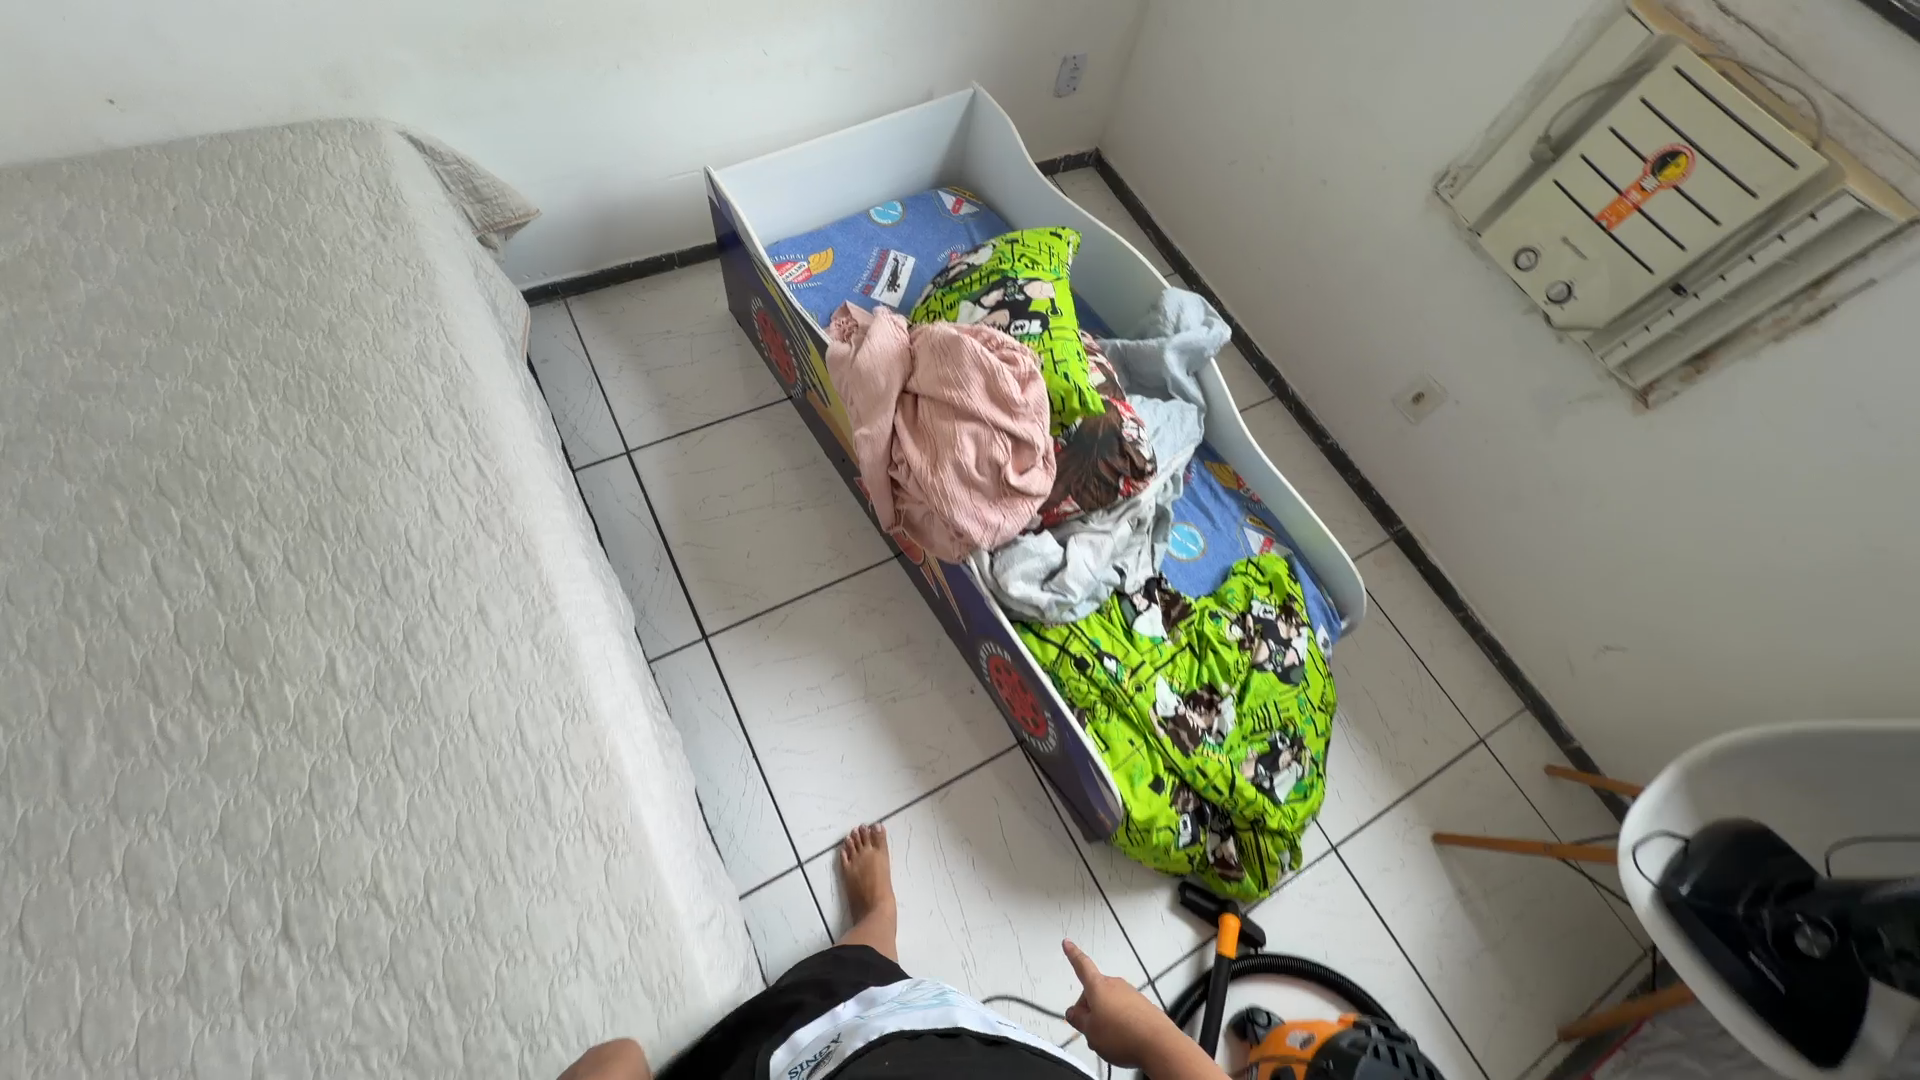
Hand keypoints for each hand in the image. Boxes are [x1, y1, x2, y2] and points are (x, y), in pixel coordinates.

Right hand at [1061, 940, 1183, 1067]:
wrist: (1158, 1045)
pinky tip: (1125, 1040)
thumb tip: (1073, 1013)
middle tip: (1091, 1031)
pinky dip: (1121, 1024)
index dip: (1073, 954)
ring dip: (1106, 1019)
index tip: (1067, 943)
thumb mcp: (1091, 1031)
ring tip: (1110, 1041)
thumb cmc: (1122, 1035)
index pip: (1082, 965)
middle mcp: (1115, 985)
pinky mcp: (1144, 1007)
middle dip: (1090, 1010)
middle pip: (1095, 993)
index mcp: (1098, 986)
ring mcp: (1131, 994)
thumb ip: (1078, 1020)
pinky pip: (1125, 1012)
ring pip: (1110, 1004)